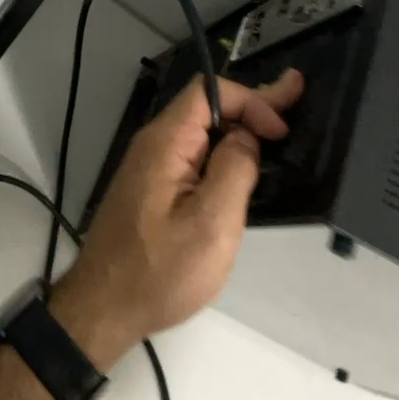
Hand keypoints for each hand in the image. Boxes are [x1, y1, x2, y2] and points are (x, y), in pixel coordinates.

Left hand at [49, 69, 303, 369]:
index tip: (281, 131)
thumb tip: (246, 136)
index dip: (251, 101)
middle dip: (252, 102)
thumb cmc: (159, 271)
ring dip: (240, 123)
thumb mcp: (210, 225)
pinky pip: (193, 154)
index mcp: (165, 144)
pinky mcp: (153, 188)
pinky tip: (245, 154)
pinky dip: (224, 147)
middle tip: (294, 91)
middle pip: (206, 106)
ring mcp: (151, 166)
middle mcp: (154, 145)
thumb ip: (233, 171)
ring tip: (278, 119)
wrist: (104, 308)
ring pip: (200, 130)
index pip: (210, 93)